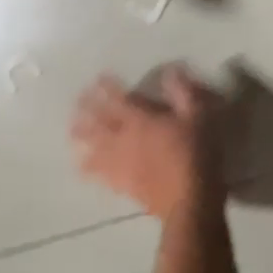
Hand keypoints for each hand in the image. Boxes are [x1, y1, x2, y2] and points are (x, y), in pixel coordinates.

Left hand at [71, 65, 216, 218]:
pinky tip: (82, 163)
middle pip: (97, 122)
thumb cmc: (197, 153)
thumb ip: (183, 92)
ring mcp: (118, 163)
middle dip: (86, 109)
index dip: (107, 87)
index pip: (118, 99)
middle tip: (78, 100)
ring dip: (80, 136)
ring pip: (91, 146)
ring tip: (72, 129)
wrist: (190, 200)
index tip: (99, 78)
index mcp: (141, 120)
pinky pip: (96, 172)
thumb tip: (171, 72)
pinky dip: (86, 165)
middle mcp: (123, 139)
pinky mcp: (119, 183)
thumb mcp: (199, 116)